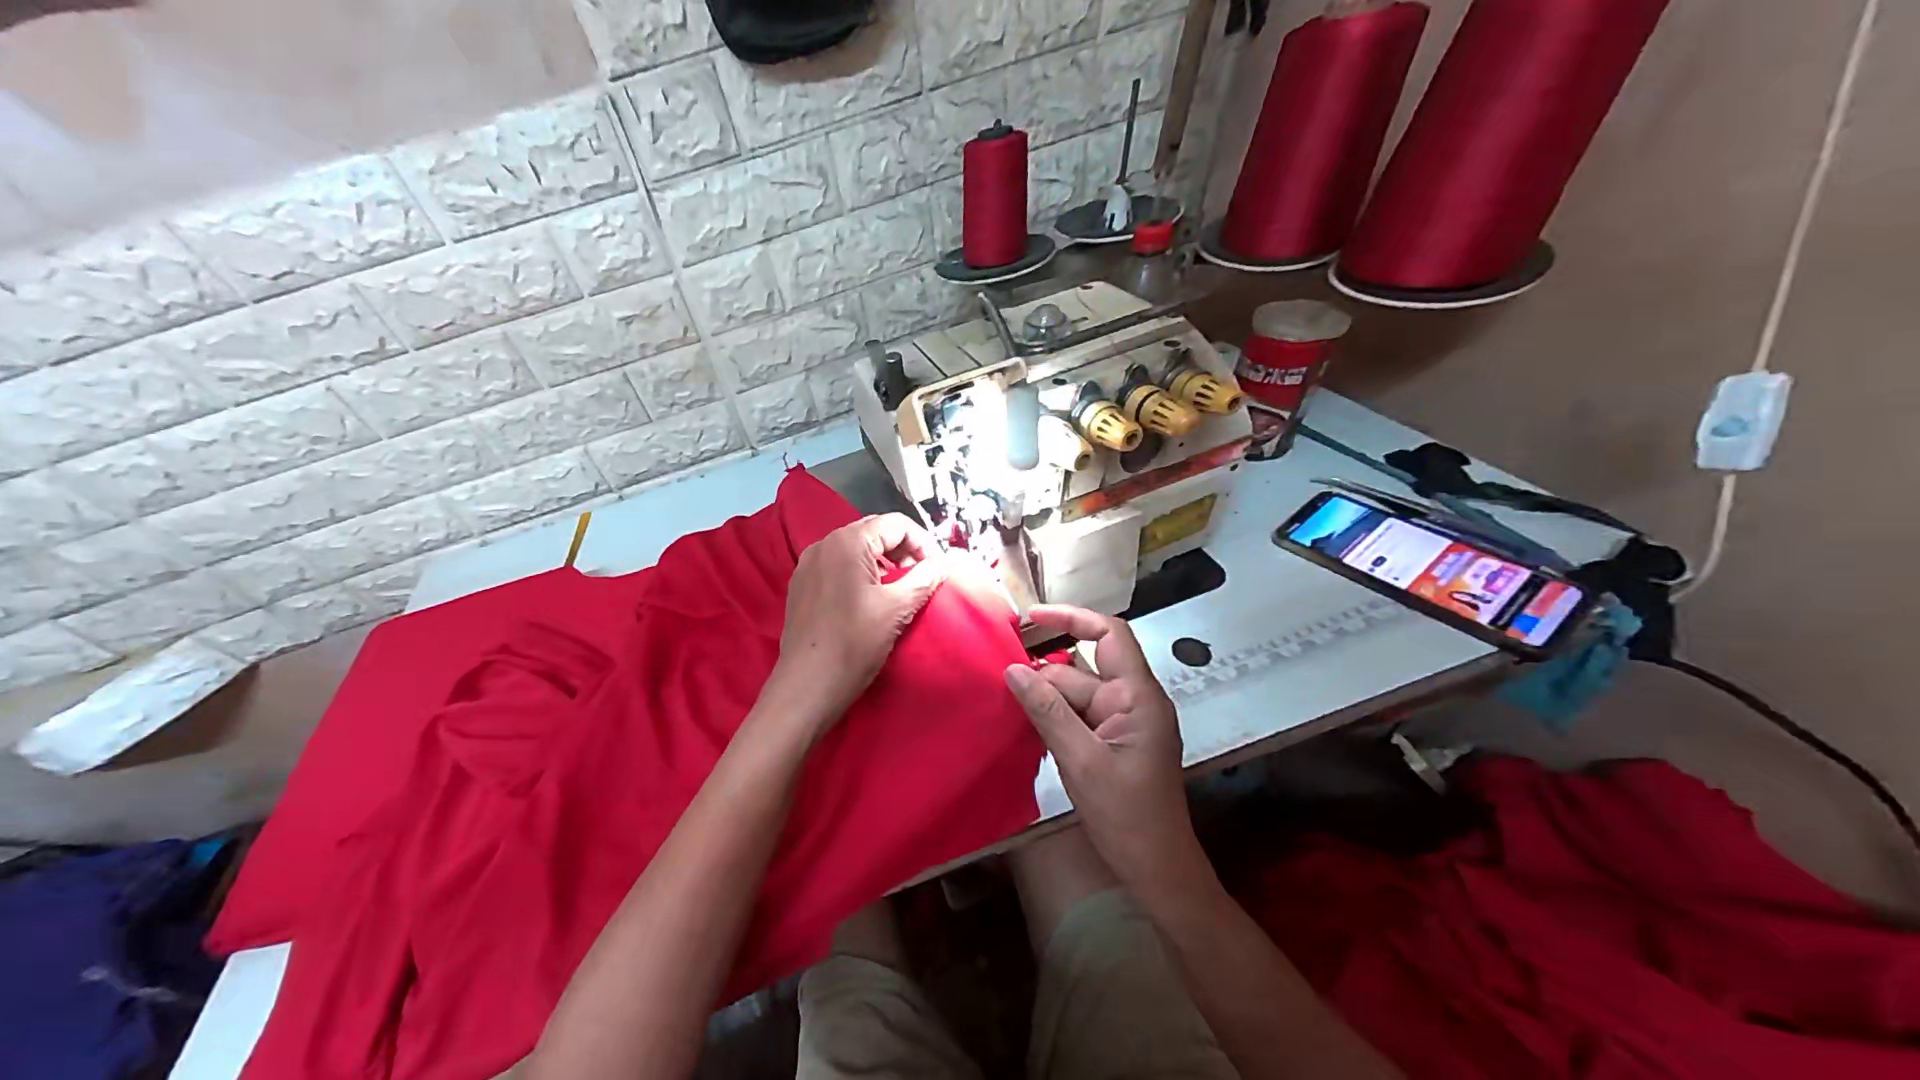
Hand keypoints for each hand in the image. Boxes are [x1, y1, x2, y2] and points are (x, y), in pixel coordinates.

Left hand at [767, 514, 946, 731]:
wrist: (806, 687)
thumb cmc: (854, 645)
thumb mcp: (897, 609)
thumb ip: (925, 578)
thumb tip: (943, 563)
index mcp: (847, 543)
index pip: (895, 523)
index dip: (923, 542)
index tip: (937, 570)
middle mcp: (823, 544)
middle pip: (874, 531)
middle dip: (903, 549)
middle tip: (922, 576)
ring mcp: (808, 565)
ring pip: (855, 548)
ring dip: (883, 561)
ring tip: (900, 588)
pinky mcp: (801, 585)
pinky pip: (837, 565)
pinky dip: (860, 572)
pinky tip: (870, 599)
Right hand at [1002, 606, 1202, 888]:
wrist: (1157, 868)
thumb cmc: (1127, 816)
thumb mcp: (1080, 760)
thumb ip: (1046, 711)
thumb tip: (1012, 670)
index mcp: (1138, 696)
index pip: (1110, 635)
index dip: (1072, 617)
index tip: (1031, 617)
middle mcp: (1134, 701)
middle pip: (1082, 670)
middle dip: (1044, 677)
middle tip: (1002, 688)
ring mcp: (1125, 722)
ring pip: (1077, 694)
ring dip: (1046, 701)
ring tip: (1010, 710)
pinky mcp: (1115, 741)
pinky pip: (1080, 716)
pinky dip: (1056, 718)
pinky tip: (1030, 727)